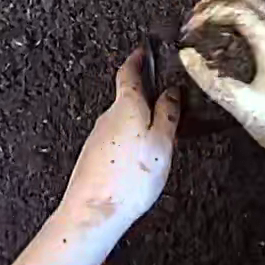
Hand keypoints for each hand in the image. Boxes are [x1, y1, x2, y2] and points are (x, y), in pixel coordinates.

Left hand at [58, 45, 179, 238]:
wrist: (92, 213)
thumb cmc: (129, 178)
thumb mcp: (162, 142)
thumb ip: (169, 113)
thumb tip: (172, 92)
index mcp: (126, 105)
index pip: (128, 71)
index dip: (137, 58)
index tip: (143, 51)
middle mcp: (108, 116)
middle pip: (126, 98)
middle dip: (145, 97)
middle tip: (165, 101)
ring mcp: (98, 137)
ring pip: (122, 121)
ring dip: (138, 122)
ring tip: (158, 137)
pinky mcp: (93, 156)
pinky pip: (115, 140)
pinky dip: (129, 142)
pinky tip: (139, 161)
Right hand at [178, 0, 264, 222]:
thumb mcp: (243, 105)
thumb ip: (211, 80)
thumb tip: (188, 58)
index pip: (237, 9)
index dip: (209, 12)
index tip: (191, 25)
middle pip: (248, 0)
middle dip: (218, 1)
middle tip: (195, 13)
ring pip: (256, 10)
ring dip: (229, 9)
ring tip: (207, 20)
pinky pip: (262, 26)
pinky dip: (240, 22)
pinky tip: (229, 38)